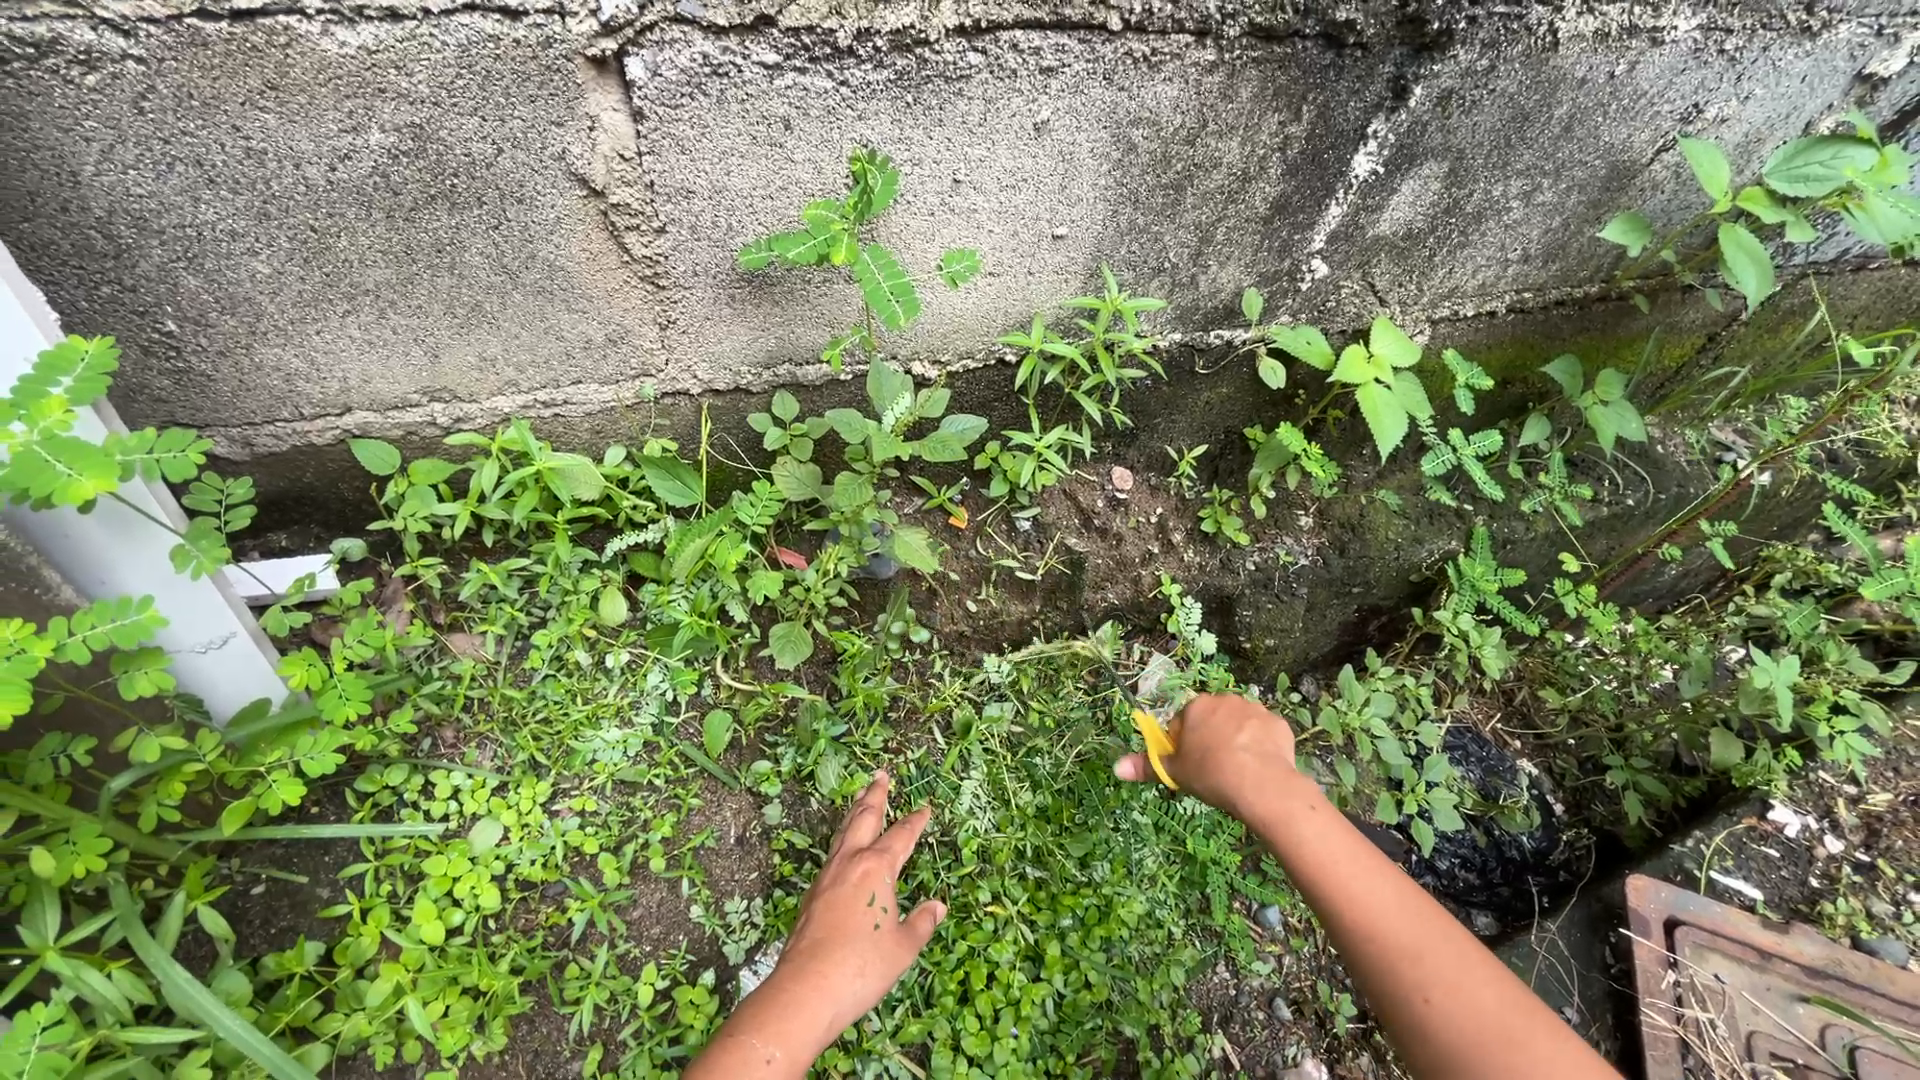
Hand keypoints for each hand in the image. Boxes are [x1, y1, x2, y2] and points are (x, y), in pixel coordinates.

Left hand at [765, 770, 944, 1040]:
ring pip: (843, 833)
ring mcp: (827, 877)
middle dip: (876, 795)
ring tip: (860, 798)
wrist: (806, 990)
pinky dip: (842, 839)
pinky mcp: (812, 895)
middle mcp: (851, 863)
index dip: (915, 821)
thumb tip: (937, 906)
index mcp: (877, 868)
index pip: (901, 836)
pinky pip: (832, 854)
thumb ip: (921, 923)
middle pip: (864, 819)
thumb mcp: (903, 948)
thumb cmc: (862, 967)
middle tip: (881, 775)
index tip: (924, 807)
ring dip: (855, 812)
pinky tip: (843, 849)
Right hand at [1113, 693, 1301, 817]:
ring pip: (1239, 725)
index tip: (1191, 765)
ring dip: (1237, 740)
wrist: (1262, 785)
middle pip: (1213, 720)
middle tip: (1213, 769)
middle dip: (1211, 738)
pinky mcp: (1278, 723)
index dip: (1185, 744)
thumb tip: (1116, 768)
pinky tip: (1260, 767)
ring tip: (1239, 771)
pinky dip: (1261, 747)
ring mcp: (1254, 709)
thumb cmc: (1211, 774)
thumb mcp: (1175, 772)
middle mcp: (1225, 699)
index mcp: (1196, 706)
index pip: (1184, 722)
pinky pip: (1264, 734)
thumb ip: (1146, 767)